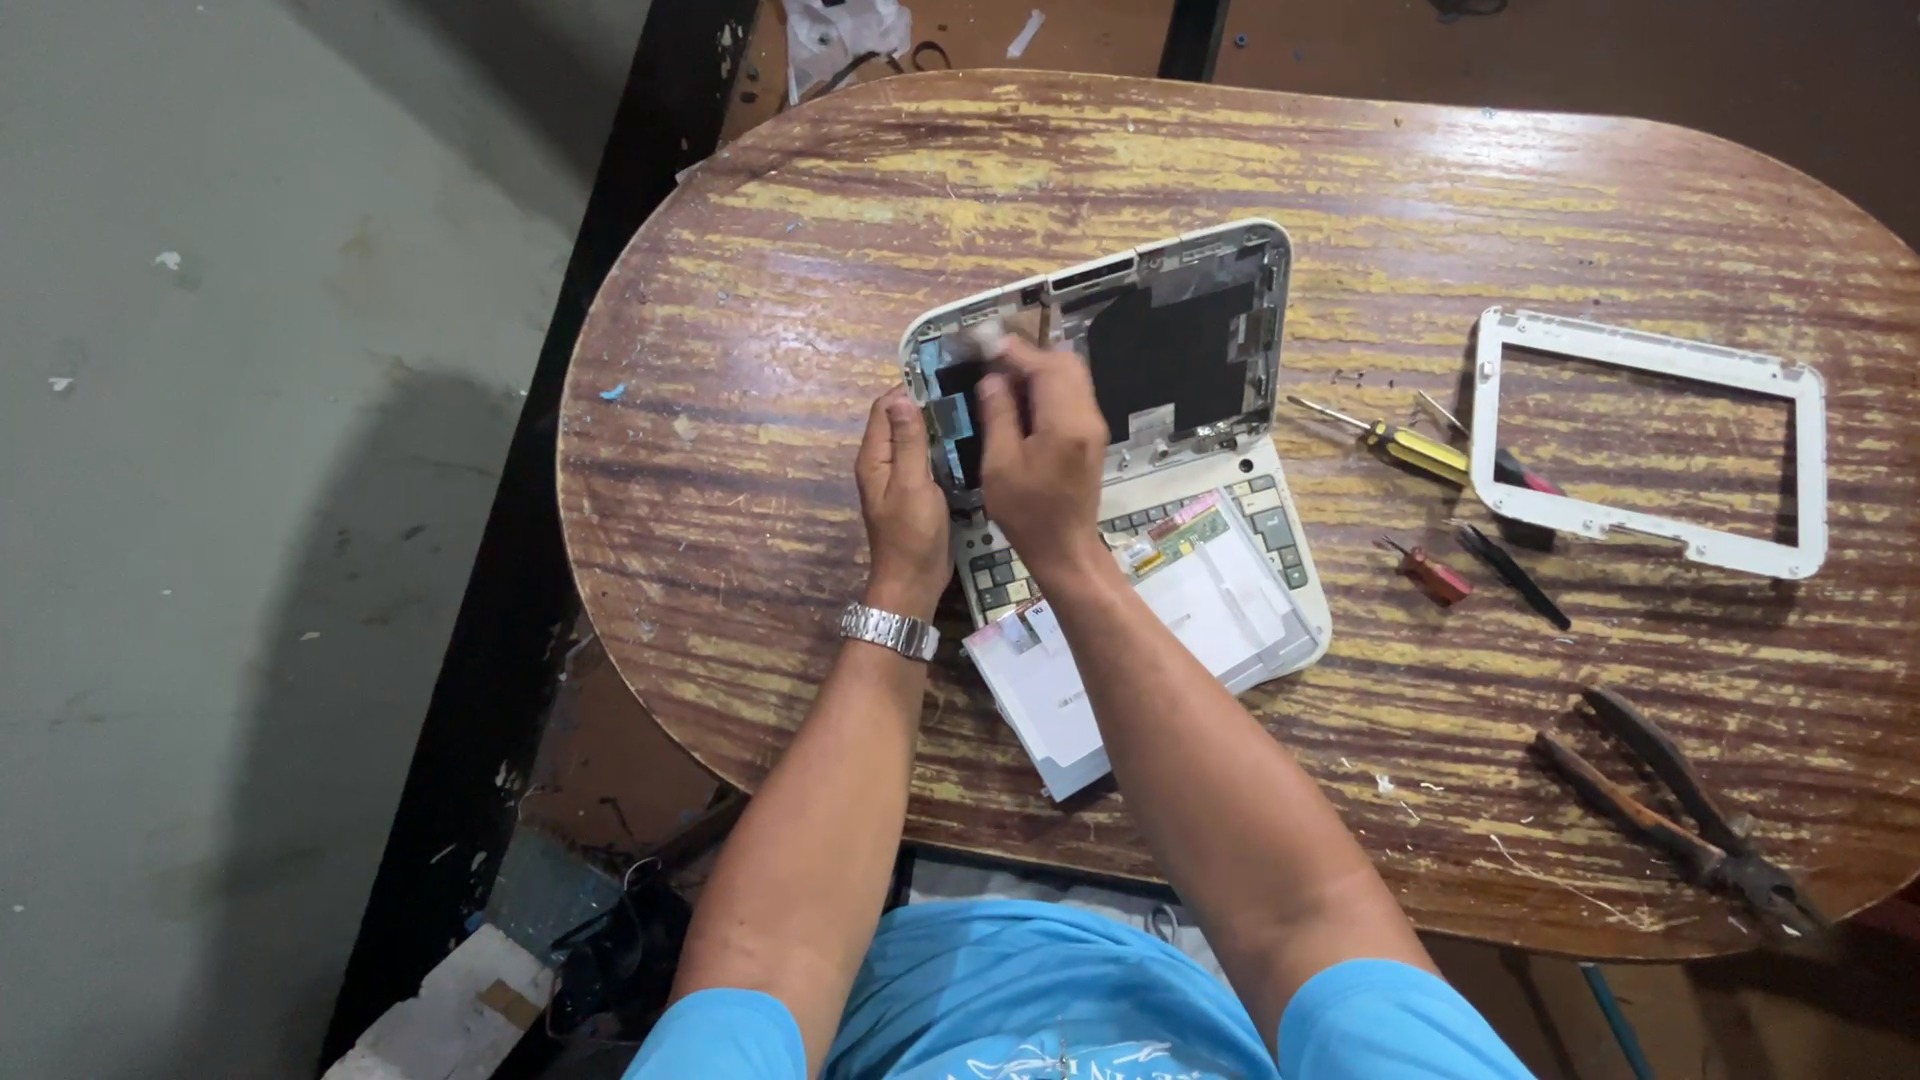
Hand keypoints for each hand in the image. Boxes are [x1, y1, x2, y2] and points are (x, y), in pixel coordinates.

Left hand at [854, 385, 952, 620]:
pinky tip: (968, 444)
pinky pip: (927, 460)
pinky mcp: (917, 491)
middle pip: (901, 421)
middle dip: (927, 405)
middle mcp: (883, 462)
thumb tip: (902, 397)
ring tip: (972, 413)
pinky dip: (943, 448)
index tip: (945, 379)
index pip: (885, 407)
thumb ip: (908, 442)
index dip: (910, 389)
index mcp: (874, 457)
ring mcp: (900, 478)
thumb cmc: (912, 535)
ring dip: (938, 426)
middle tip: (965, 394)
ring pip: (916, 440)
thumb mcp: (912, 485)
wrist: (914, 583)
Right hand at [974, 337, 1111, 585]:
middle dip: (1030, 356)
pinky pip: (1074, 396)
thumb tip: (992, 379)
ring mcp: (1094, 427)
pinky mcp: (1092, 437)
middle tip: (996, 364)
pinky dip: (1050, 388)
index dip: (1015, 351)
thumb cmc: (1026, 513)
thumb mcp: (999, 466)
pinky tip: (1025, 403)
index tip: (987, 345)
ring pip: (1073, 377)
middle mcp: (1087, 417)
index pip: (1044, 367)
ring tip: (1006, 383)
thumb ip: (998, 416)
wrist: (1064, 548)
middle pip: (1065, 363)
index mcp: (1064, 423)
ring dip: (1041, 371)